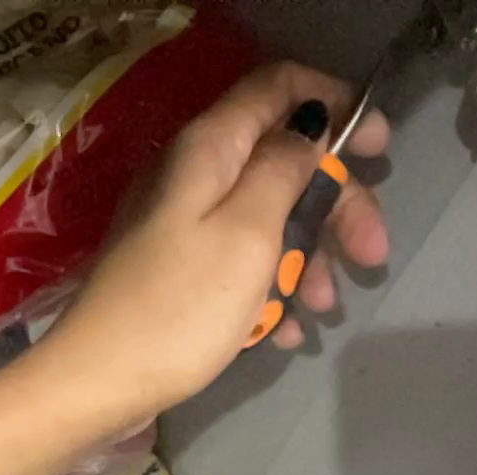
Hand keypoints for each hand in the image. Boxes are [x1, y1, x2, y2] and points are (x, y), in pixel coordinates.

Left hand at [32, 61, 390, 421]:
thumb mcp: (247, 231)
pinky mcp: (174, 277)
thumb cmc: (180, 308)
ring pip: (262, 224)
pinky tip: (283, 333)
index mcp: (207, 150)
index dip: (335, 105)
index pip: (278, 89)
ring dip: (302, 261)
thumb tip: (308, 127)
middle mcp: (190, 179)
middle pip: (280, 165)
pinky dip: (263, 294)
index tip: (378, 150)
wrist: (99, 383)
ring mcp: (179, 231)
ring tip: (319, 310)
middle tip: (370, 256)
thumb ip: (283, 169)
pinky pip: (234, 268)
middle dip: (334, 207)